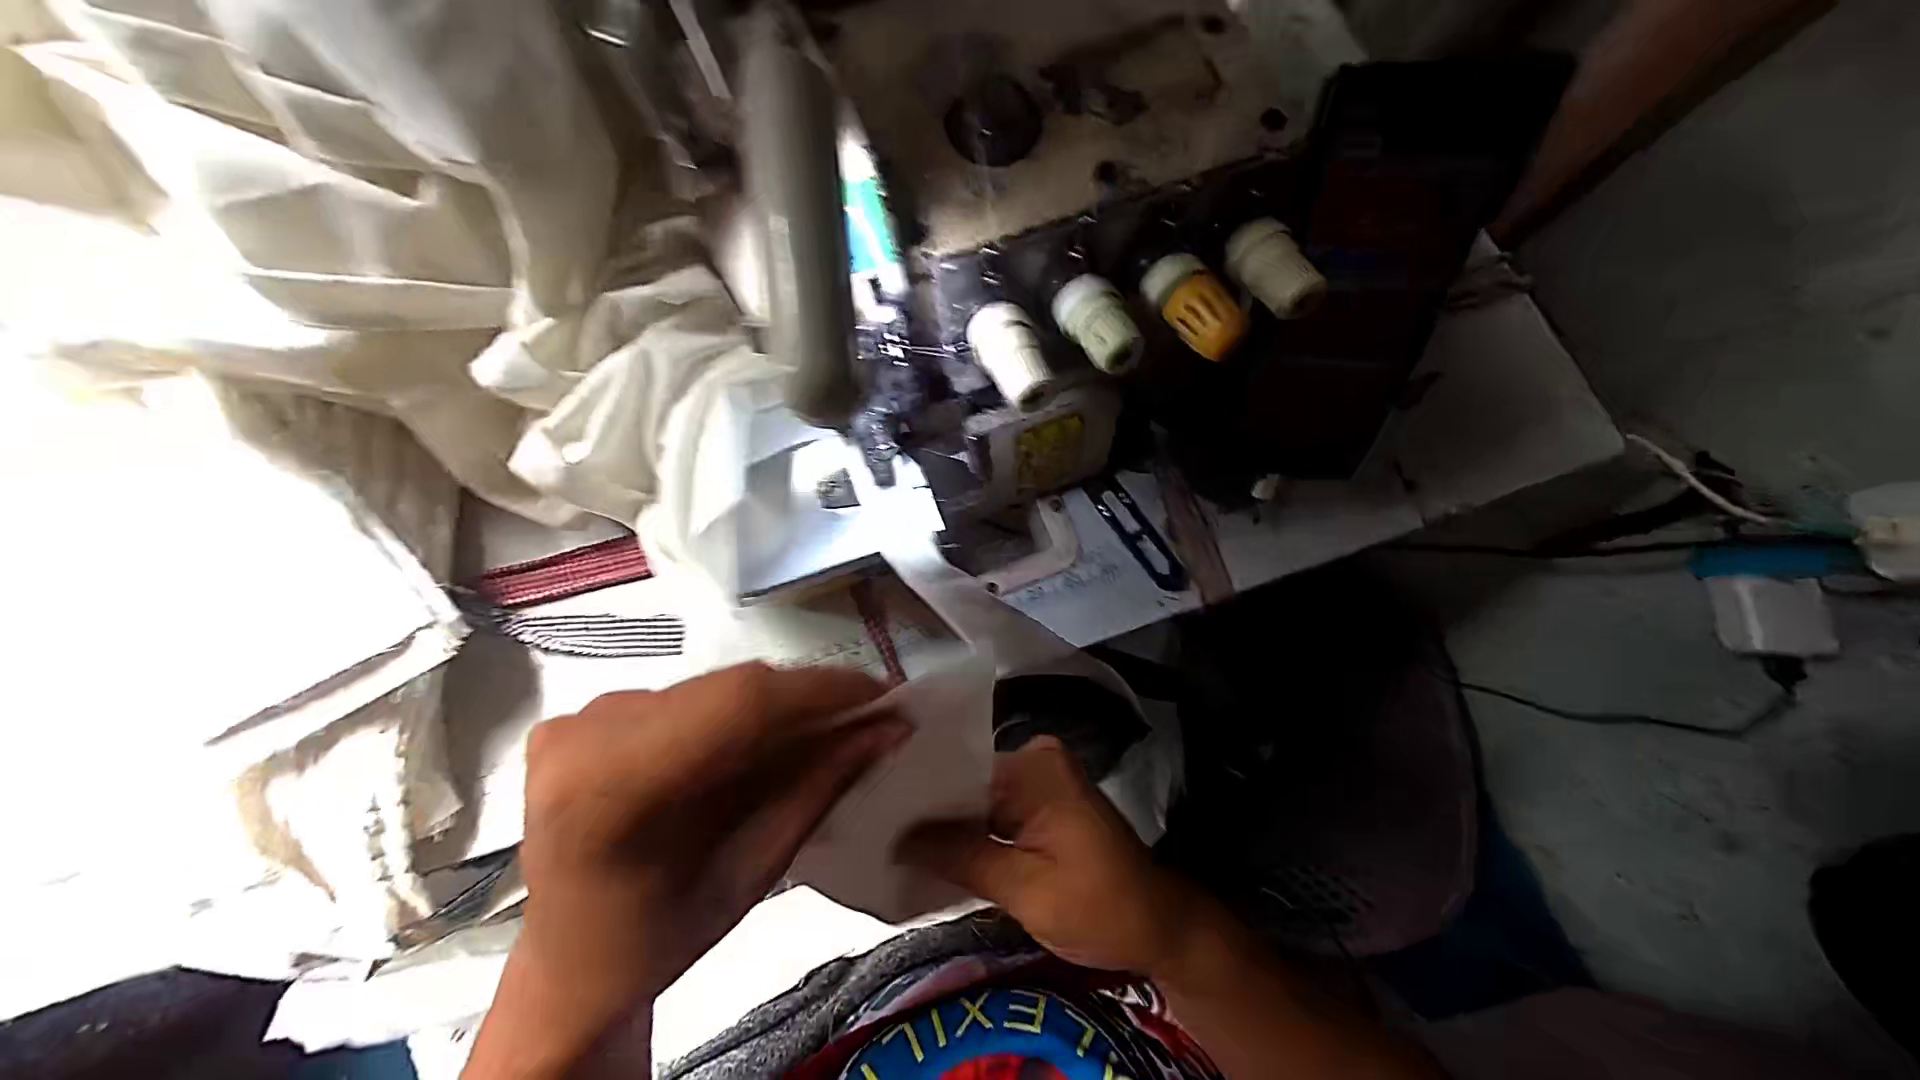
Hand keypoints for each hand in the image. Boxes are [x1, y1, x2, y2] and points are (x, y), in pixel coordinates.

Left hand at [468, 662, 904, 1078]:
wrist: (565, 965)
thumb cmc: (658, 940)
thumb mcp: (751, 872)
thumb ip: (819, 788)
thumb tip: (887, 729)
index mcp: (611, 789)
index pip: (739, 704)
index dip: (821, 690)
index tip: (883, 695)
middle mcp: (587, 735)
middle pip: (728, 690)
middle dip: (807, 697)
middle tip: (866, 715)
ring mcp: (579, 718)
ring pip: (711, 686)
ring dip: (774, 703)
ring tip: (822, 729)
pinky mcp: (583, 713)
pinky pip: (686, 695)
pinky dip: (735, 711)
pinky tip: (759, 740)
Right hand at [896, 736, 1201, 975]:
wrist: (1159, 926)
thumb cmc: (1100, 908)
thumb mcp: (1026, 890)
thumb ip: (960, 857)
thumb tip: (897, 839)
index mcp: (1035, 767)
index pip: (956, 772)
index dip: (914, 798)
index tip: (869, 817)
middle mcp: (1035, 758)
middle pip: (964, 781)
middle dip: (926, 813)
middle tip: (873, 835)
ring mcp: (1039, 777)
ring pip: (975, 797)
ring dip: (945, 824)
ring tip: (891, 844)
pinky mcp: (1040, 798)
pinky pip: (991, 808)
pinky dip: (970, 831)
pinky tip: (933, 852)